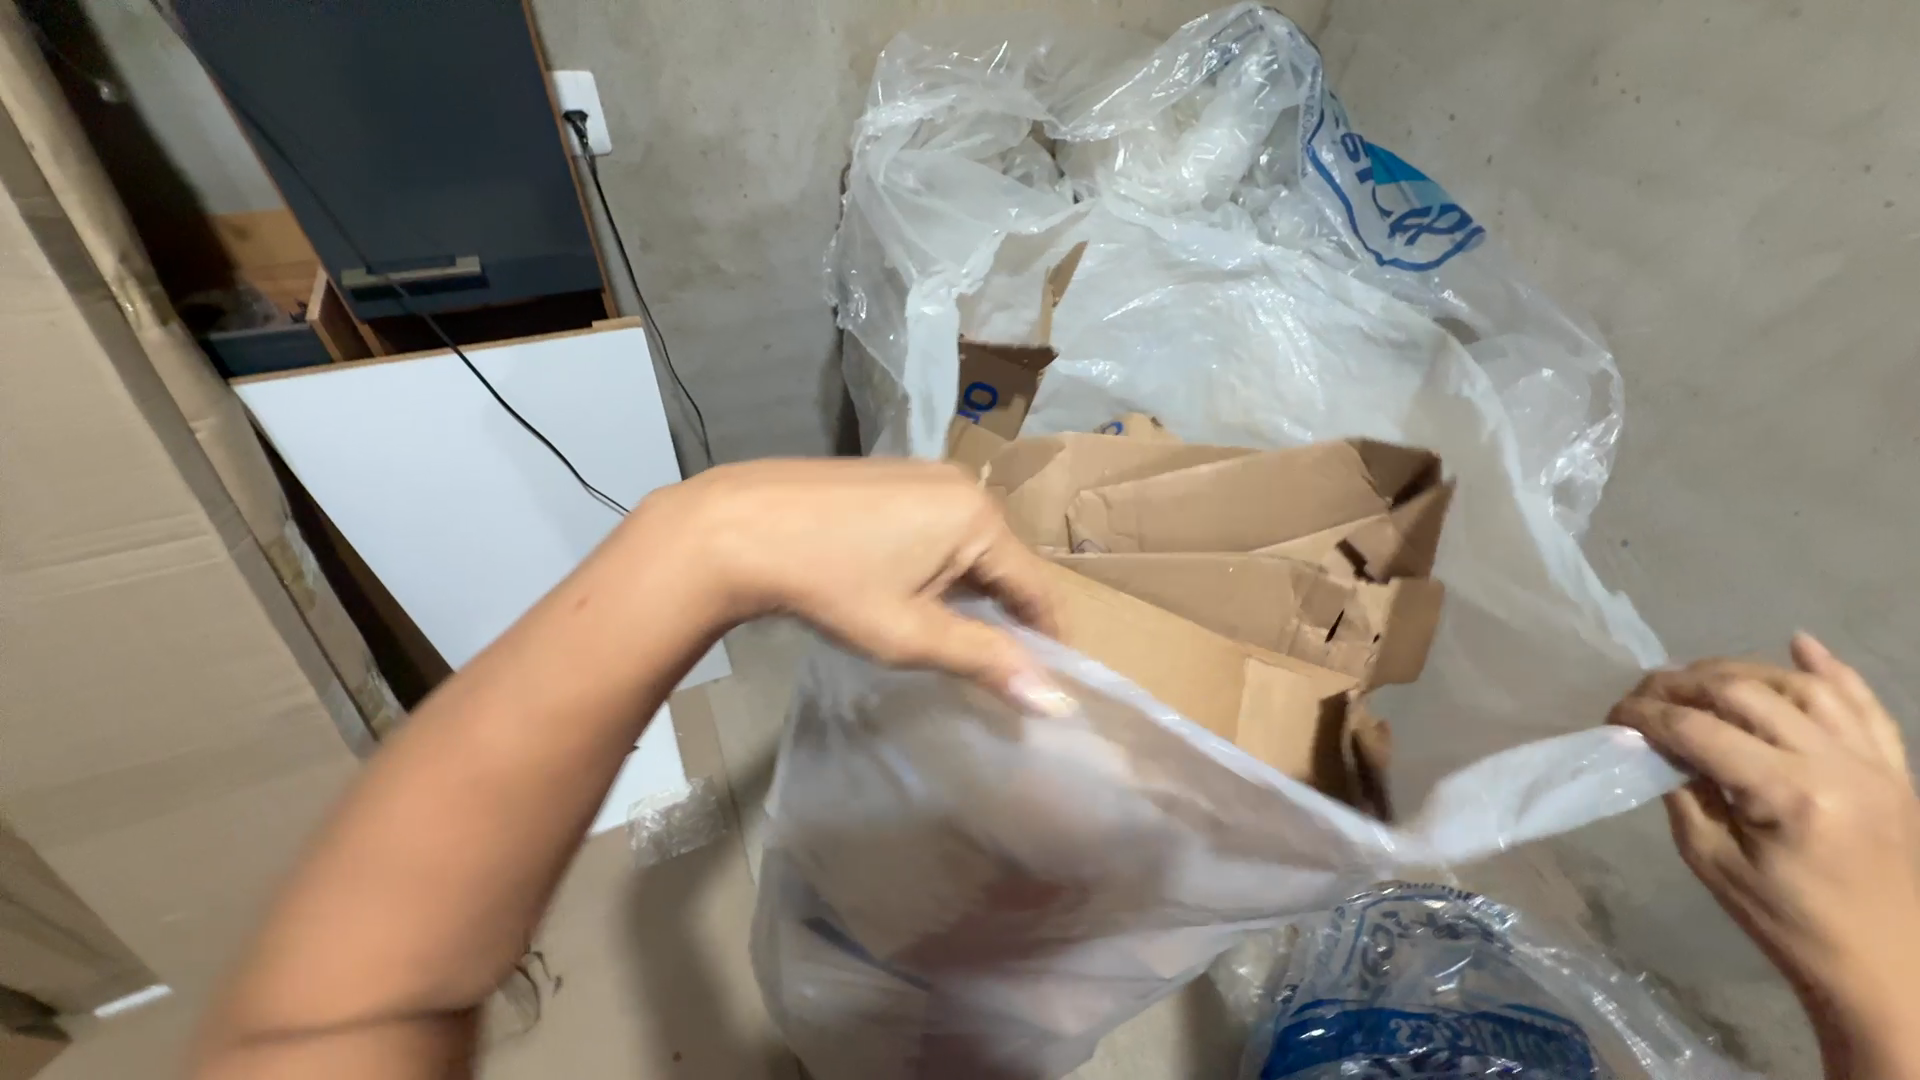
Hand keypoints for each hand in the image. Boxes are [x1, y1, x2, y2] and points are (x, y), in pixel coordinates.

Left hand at [633, 458, 1068, 712]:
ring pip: (969, 541)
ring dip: (968, 587)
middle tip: (991, 663)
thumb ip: (986, 660)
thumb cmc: (831, 584)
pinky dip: (938, 560)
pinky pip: (937, 523)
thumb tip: (1055, 700)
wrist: (738, 526)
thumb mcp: (911, 633)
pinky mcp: (892, 474)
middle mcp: (962, 485)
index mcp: (978, 519)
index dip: (1050, 636)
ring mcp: (924, 472)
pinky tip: (908, 587)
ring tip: (947, 631)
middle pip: (1004, 561)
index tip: (1052, 679)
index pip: (1037, 586)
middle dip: (1003, 612)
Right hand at [1611, 634, 1919, 1076]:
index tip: (1610, 718)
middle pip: (1744, 692)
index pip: (1696, 728)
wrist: (1891, 968)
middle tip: (1640, 698)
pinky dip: (1831, 671)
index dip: (1642, 715)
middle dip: (1679, 684)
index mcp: (1790, 795)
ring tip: (1695, 680)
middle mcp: (1840, 766)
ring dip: (1738, 672)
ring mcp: (1877, 764)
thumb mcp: (1710, 858)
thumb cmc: (1786, 922)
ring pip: (1799, 687)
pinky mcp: (1896, 771)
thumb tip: (1655, 746)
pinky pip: (1866, 706)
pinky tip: (1798, 644)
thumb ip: (1682, 790)